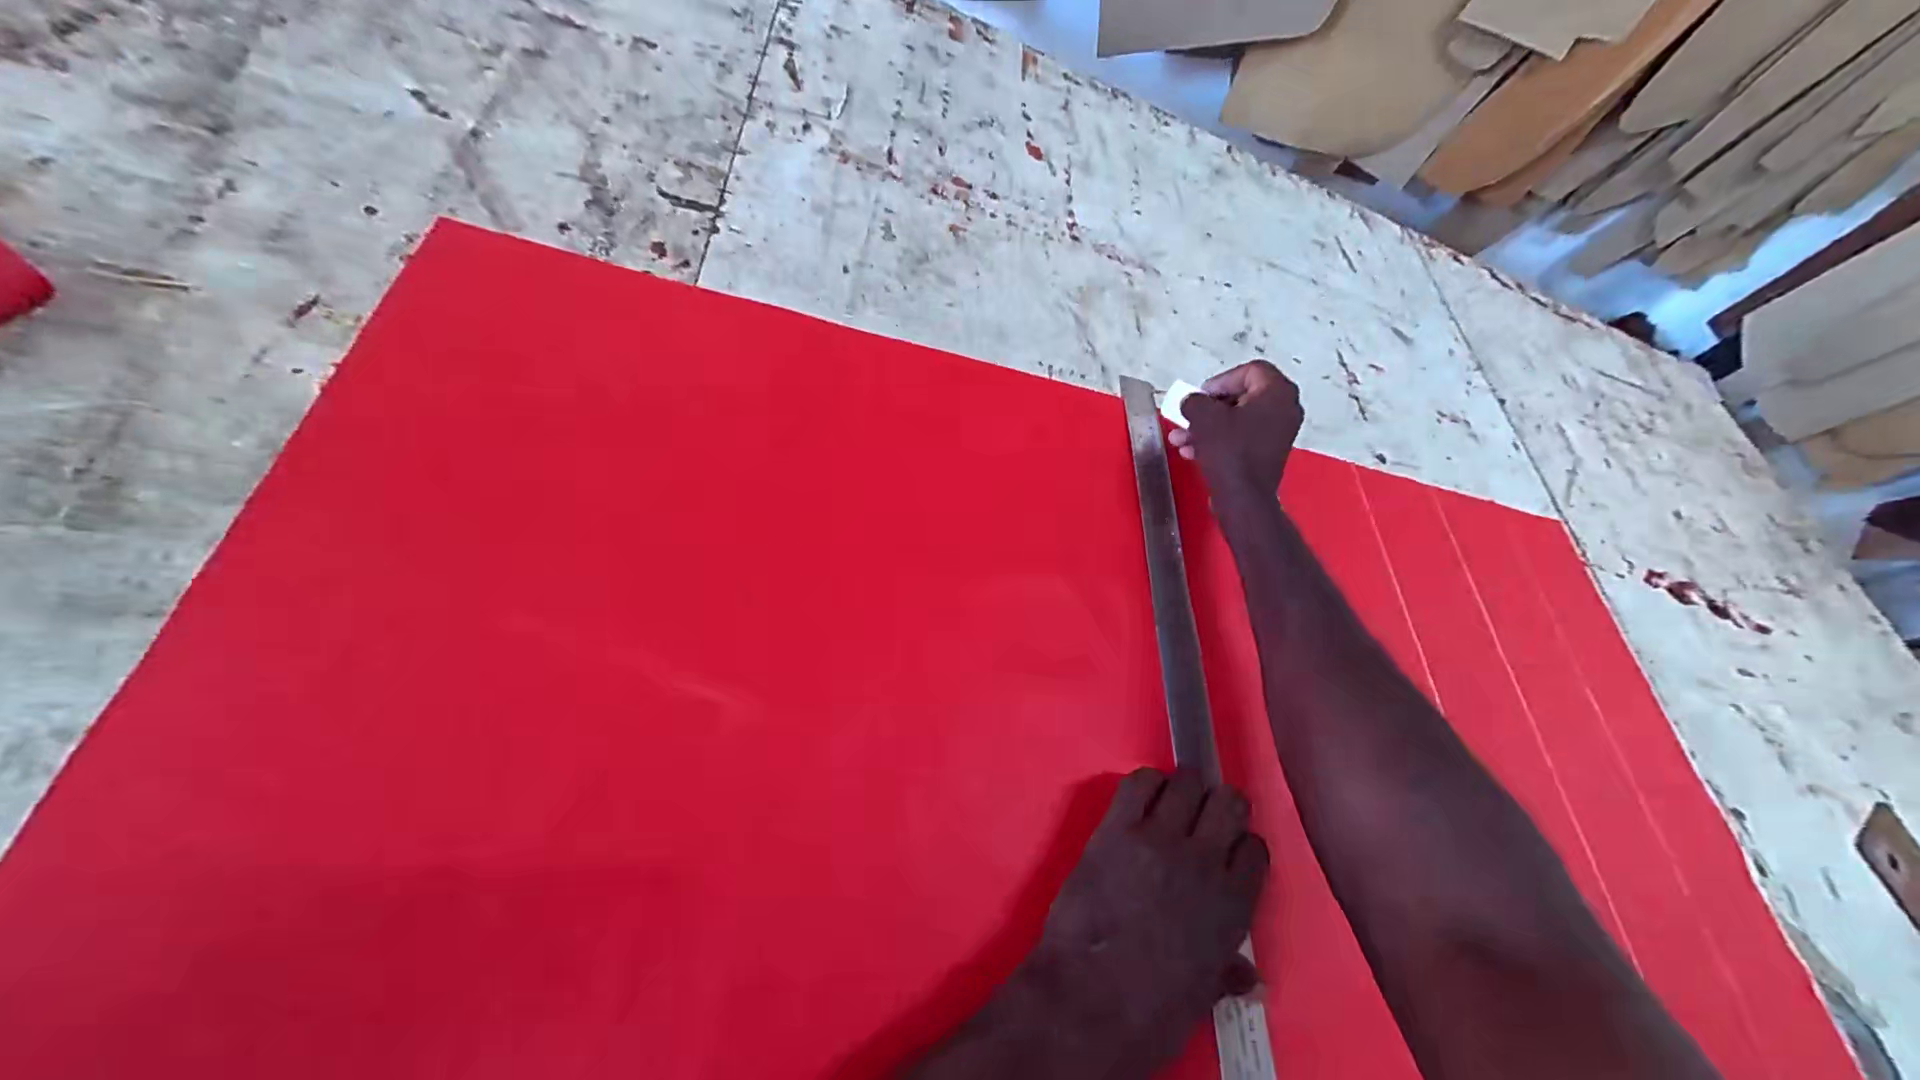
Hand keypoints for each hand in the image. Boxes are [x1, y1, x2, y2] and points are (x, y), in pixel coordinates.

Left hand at [1019, 768, 1268, 1076]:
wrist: (1091, 998)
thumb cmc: (1152, 1011)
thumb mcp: (1202, 995)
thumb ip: (1225, 972)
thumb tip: (1248, 975)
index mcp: (1234, 906)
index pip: (1254, 849)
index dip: (1239, 844)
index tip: (1225, 847)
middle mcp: (1204, 862)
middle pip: (1228, 802)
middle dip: (1217, 804)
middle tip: (1199, 815)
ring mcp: (1160, 840)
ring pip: (1187, 784)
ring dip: (1181, 788)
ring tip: (1169, 801)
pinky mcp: (1117, 829)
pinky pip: (1138, 783)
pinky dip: (1143, 783)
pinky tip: (1138, 798)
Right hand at [1168, 361, 1303, 495]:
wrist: (1243, 498)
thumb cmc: (1228, 451)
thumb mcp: (1203, 417)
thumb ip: (1194, 400)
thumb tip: (1192, 402)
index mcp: (1278, 392)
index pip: (1250, 370)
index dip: (1220, 380)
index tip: (1200, 396)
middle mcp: (1285, 409)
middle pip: (1242, 396)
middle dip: (1209, 407)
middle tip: (1189, 415)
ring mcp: (1279, 433)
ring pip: (1237, 420)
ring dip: (1207, 426)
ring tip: (1181, 438)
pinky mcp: (1268, 453)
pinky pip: (1241, 437)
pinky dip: (1218, 440)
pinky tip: (1192, 451)